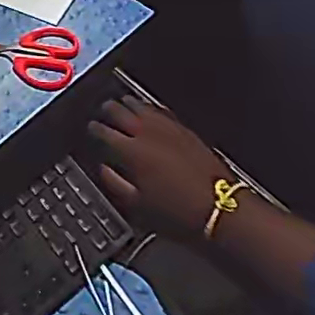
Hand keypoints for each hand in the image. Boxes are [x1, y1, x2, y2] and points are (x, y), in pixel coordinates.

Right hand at [87, 98, 234, 239]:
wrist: (222, 210)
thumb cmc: (179, 212)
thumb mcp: (138, 204)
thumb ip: (115, 183)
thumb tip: (105, 171)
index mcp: (131, 151)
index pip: (104, 131)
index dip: (94, 128)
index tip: (92, 128)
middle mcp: (147, 135)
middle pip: (120, 111)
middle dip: (108, 109)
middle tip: (103, 110)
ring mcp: (169, 130)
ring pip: (142, 107)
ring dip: (130, 104)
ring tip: (123, 102)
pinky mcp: (187, 132)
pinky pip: (163, 112)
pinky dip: (152, 109)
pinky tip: (151, 111)